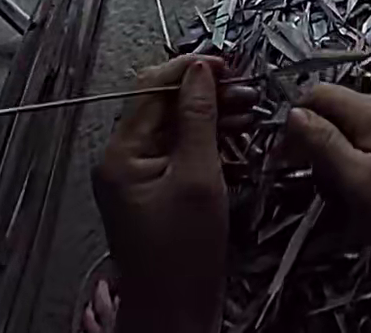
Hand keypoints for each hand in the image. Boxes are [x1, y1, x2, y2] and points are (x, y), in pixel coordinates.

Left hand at [92, 55, 256, 332]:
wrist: (177, 317)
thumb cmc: (184, 253)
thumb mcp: (197, 176)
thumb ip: (199, 116)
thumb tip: (201, 68)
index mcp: (122, 153)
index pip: (151, 87)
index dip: (188, 69)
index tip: (225, 64)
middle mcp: (125, 156)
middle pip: (165, 102)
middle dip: (206, 89)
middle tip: (244, 87)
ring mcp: (140, 170)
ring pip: (177, 120)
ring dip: (212, 108)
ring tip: (248, 105)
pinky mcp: (158, 183)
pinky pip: (182, 142)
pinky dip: (209, 131)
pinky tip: (236, 127)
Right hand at [285, 83, 370, 275]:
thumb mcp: (356, 179)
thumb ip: (323, 142)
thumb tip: (292, 113)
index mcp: (369, 111)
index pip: (318, 93)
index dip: (296, 119)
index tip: (282, 157)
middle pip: (328, 110)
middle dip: (312, 141)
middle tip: (311, 181)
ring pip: (339, 132)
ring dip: (327, 159)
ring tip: (332, 194)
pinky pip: (355, 149)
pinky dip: (343, 168)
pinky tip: (348, 196)